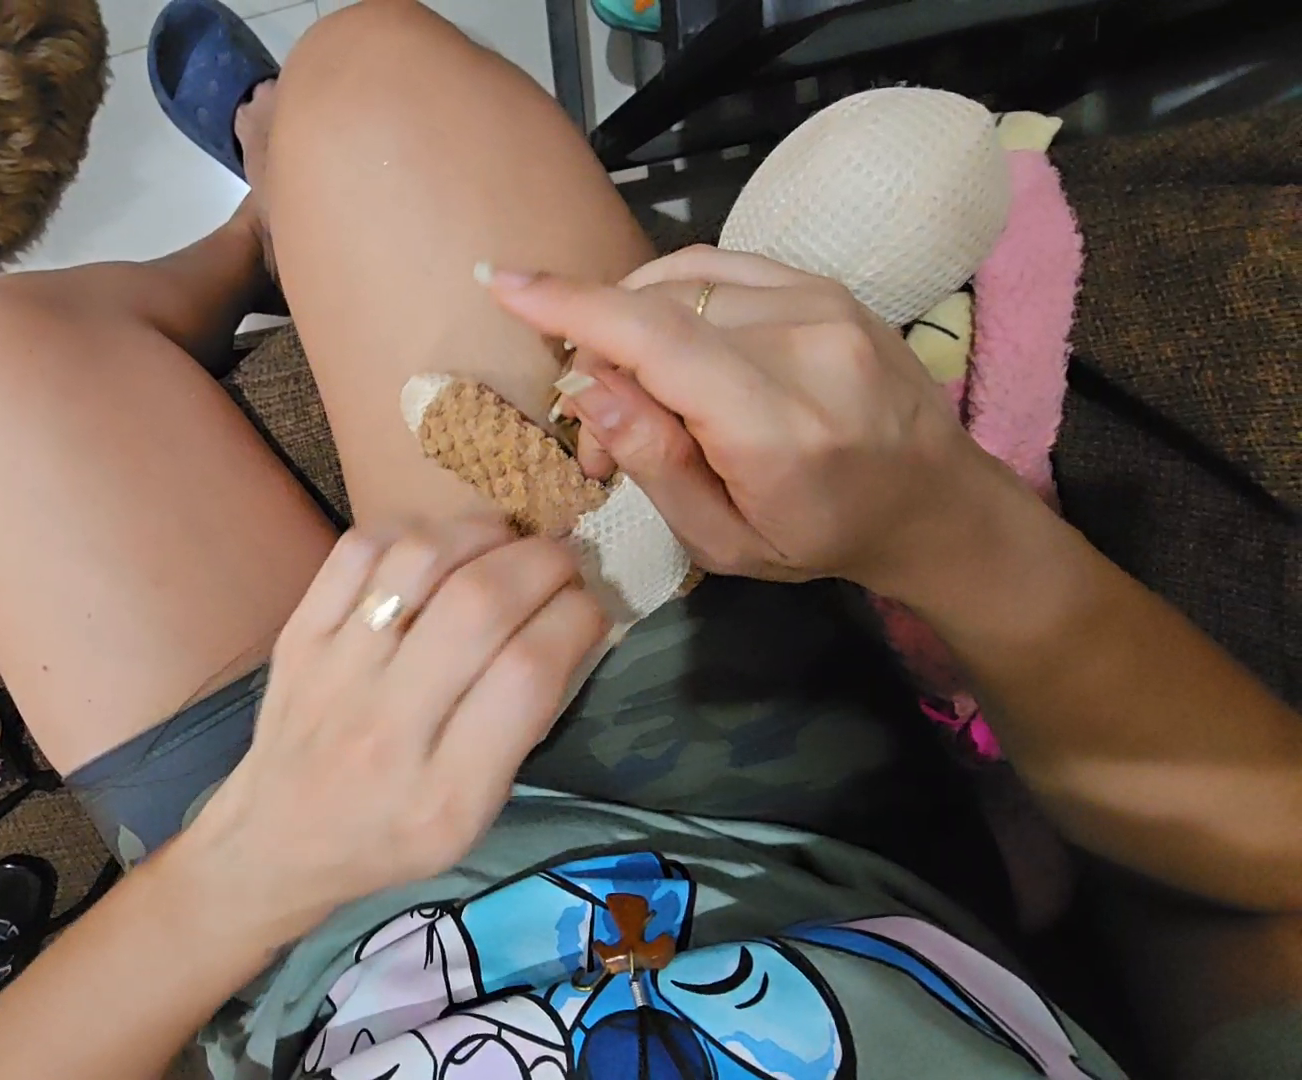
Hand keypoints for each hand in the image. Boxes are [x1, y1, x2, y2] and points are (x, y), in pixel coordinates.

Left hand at [184, 518, 607, 935]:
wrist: (278, 835)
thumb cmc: (389, 833)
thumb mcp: (472, 818)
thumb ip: (519, 728)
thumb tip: (567, 621)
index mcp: (444, 793)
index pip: (526, 675)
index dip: (575, 618)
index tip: (590, 604)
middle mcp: (384, 727)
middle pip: (478, 606)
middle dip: (541, 564)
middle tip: (562, 559)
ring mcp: (332, 673)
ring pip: (416, 563)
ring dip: (478, 534)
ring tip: (503, 540)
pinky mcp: (298, 635)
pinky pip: (355, 553)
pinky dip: (408, 531)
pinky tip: (436, 544)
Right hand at [487, 245, 1021, 602]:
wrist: (933, 501)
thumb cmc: (816, 537)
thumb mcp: (720, 539)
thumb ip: (655, 462)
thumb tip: (589, 390)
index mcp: (780, 426)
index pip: (660, 340)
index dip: (575, 307)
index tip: (504, 283)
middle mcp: (808, 344)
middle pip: (656, 311)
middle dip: (597, 356)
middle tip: (597, 431)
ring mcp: (825, 302)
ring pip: (678, 283)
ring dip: (627, 328)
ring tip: (632, 393)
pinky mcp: (825, 284)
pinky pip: (713, 268)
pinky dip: (663, 299)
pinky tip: (663, 345)